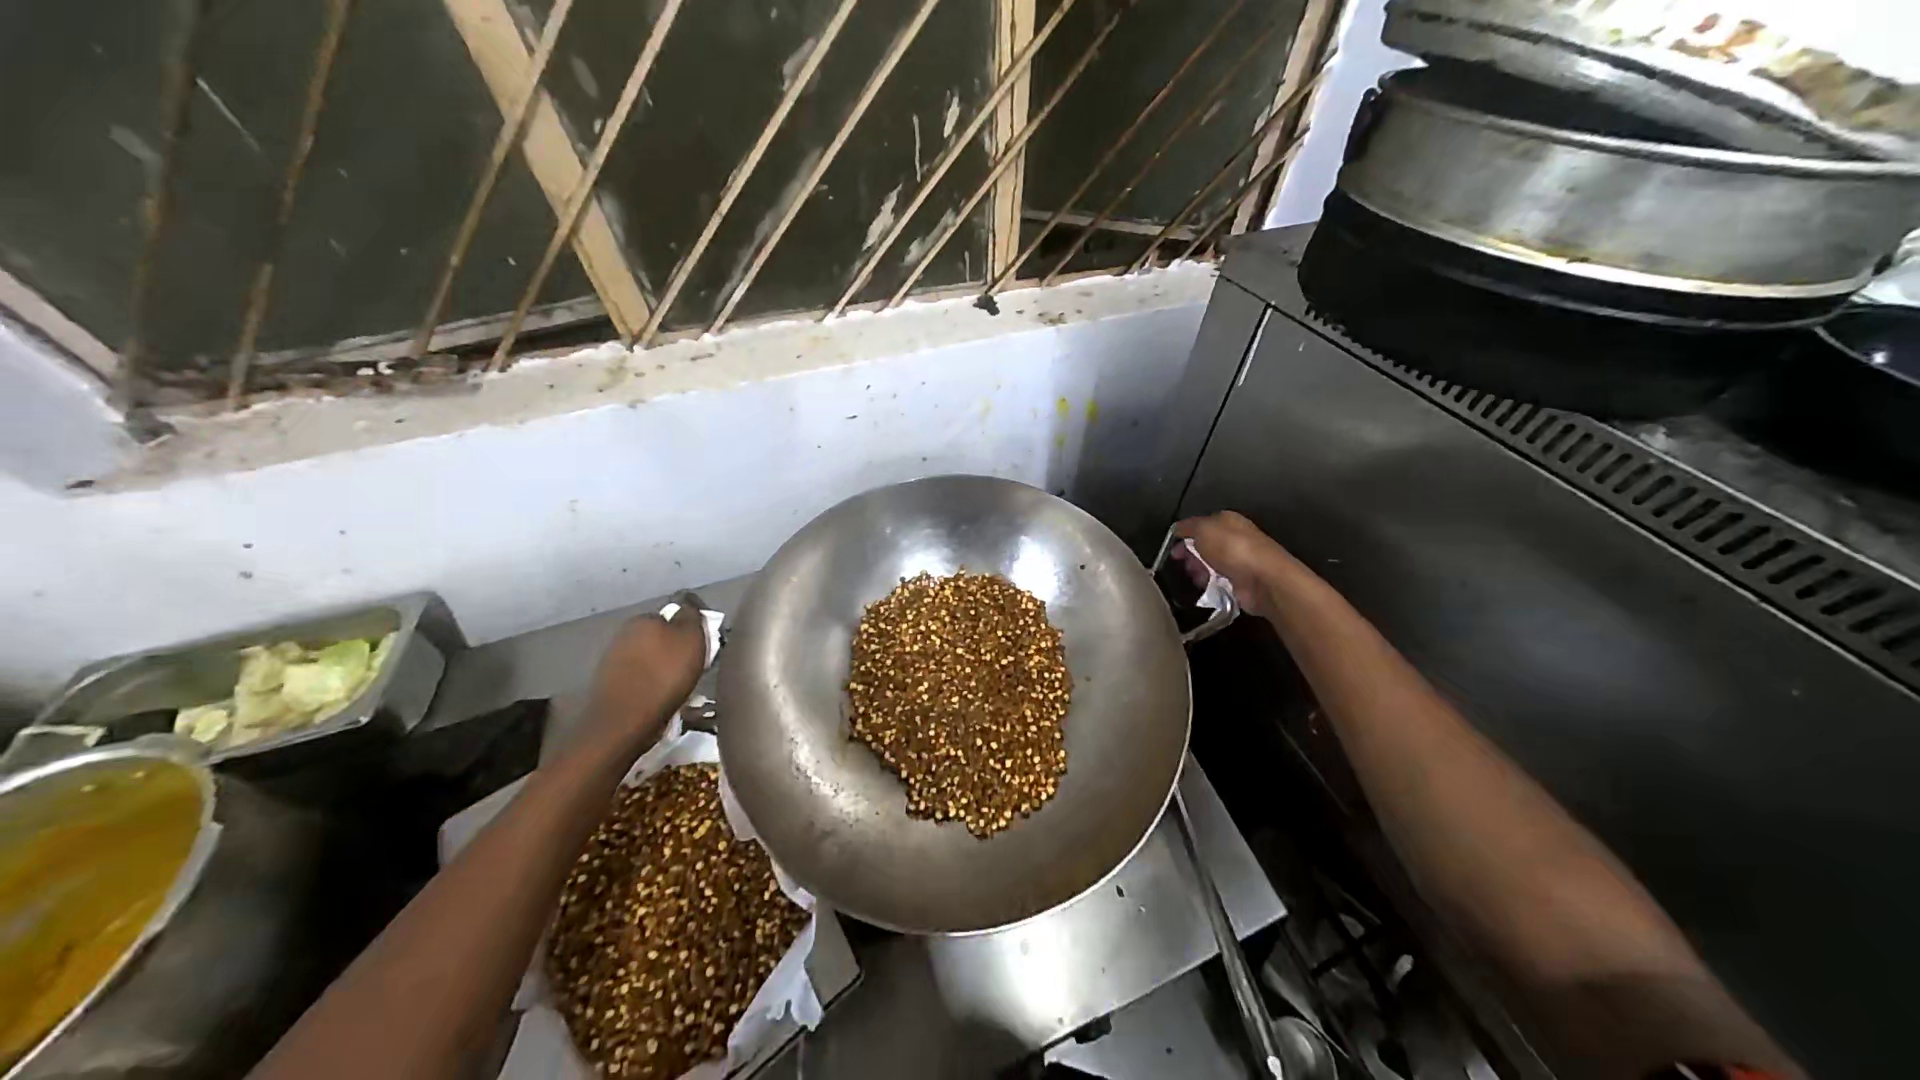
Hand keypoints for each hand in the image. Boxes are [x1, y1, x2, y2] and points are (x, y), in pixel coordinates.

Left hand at [584, 602, 707, 745]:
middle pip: (660, 638)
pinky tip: (660, 700)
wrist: (624, 722)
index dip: (690, 631)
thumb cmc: (664, 676)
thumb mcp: (691, 639)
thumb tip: (688, 609)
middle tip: (693, 670)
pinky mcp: (609, 685)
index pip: (674, 616)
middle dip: (675, 651)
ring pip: (650, 659)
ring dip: (663, 670)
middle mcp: (624, 634)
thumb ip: (692, 617)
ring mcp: (612, 660)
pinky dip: (651, 686)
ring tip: (679, 689)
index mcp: (644, 618)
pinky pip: (640, 679)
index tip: (702, 649)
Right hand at [1172, 511, 1308, 617]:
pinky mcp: (1240, 582)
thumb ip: (1187, 526)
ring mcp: (1238, 561)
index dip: (1184, 536)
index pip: (1199, 526)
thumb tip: (1177, 529)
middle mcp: (1234, 538)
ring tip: (1199, 577)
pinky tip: (1209, 587)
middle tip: (1188, 564)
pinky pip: (1217, 582)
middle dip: (1191, 557)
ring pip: (1208, 566)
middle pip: (1203, 547)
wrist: (1263, 579)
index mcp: (1227, 521)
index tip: (1174, 550)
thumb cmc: (1233, 548)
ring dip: (1199, 572)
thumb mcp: (1203, 529)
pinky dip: (1210, 585)